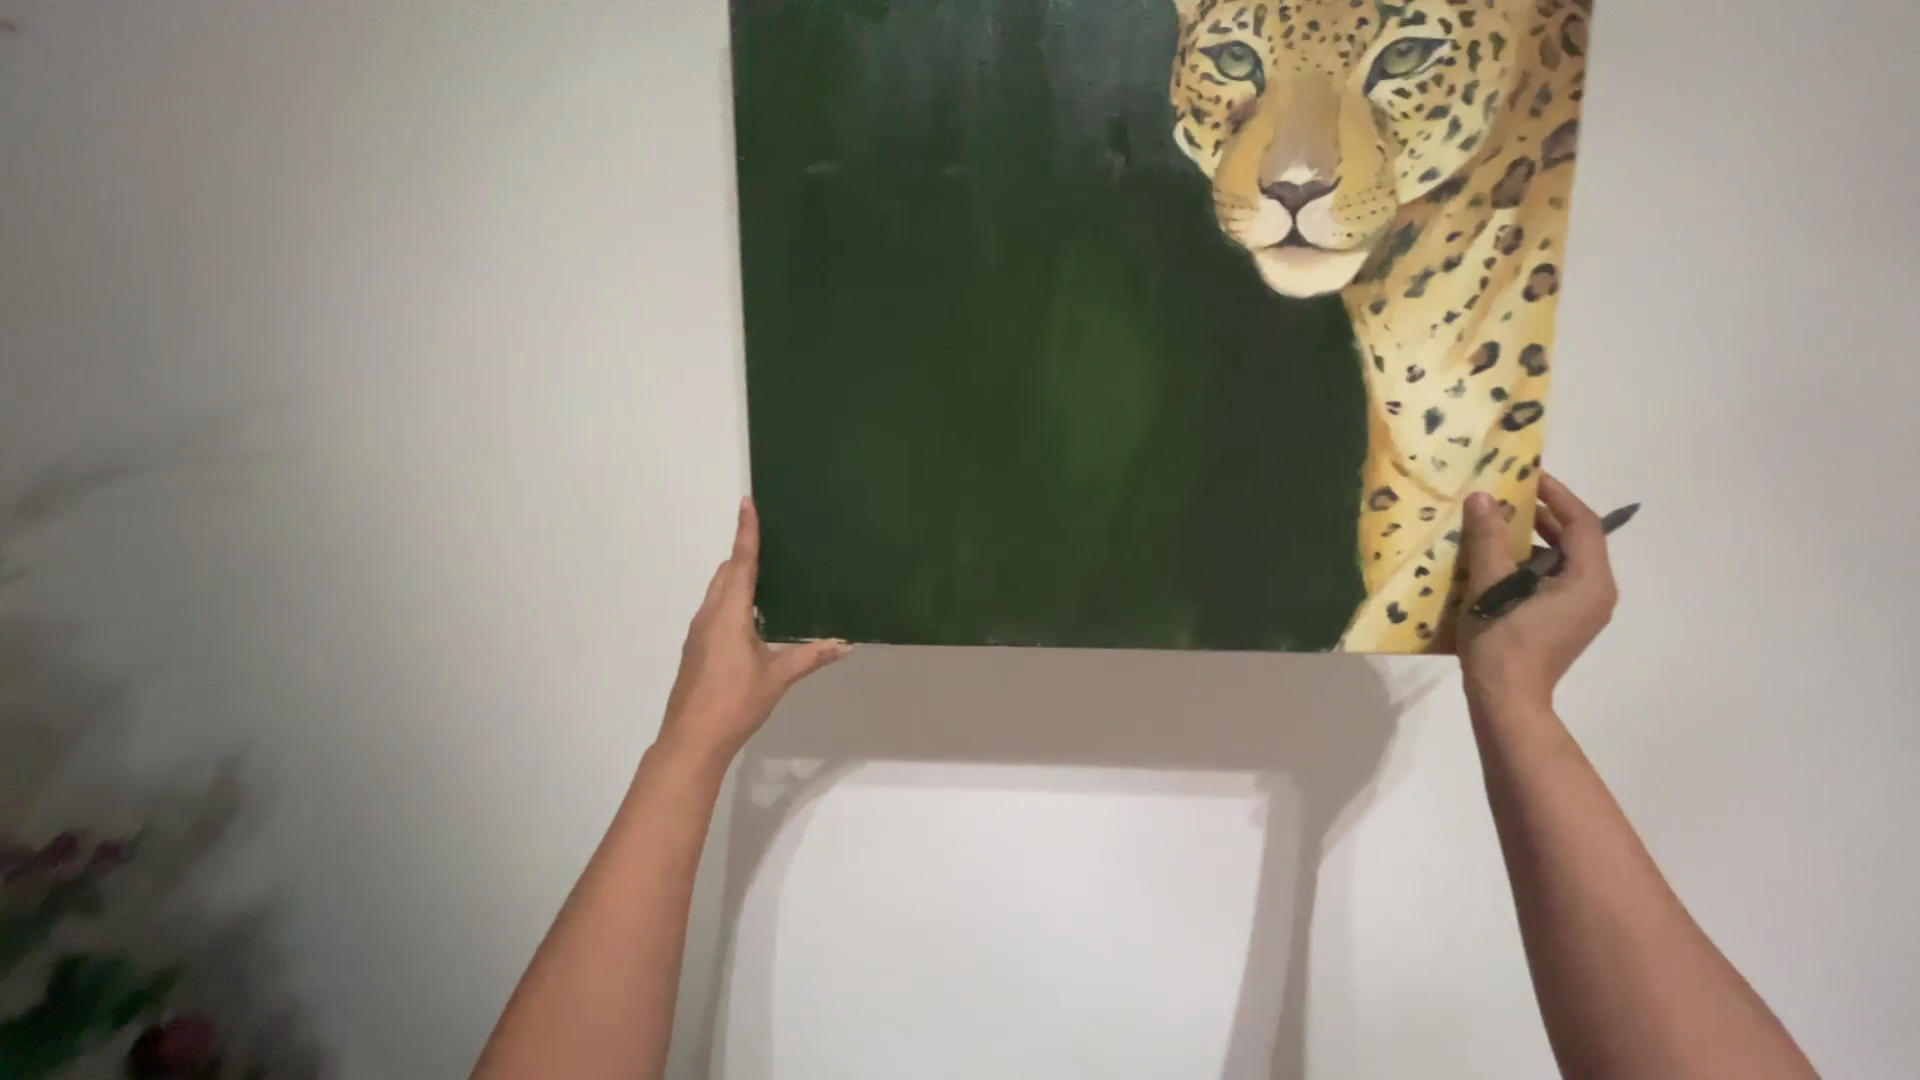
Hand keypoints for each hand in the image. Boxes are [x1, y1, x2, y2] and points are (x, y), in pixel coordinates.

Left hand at [657, 497, 849, 764]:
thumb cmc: (735, 703)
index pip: (741, 562)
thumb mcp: (778, 677)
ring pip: (717, 591)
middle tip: (770, 542)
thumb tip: (847, 645)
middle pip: (726, 573)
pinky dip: (731, 600)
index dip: (746, 532)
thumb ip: (811, 656)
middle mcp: (710, 615)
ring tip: (767, 576)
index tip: (747, 503)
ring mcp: (698, 632)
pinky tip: (752, 618)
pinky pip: (714, 609)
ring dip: (736, 577)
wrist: (691, 740)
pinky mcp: (696, 648)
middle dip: (743, 553)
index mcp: (730, 614)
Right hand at [1458, 473, 1618, 714]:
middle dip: (1544, 517)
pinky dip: (1531, 565)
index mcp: (1589, 581)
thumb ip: (1488, 539)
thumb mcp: (1489, 586)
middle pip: (1577, 542)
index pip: (1583, 524)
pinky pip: (1555, 582)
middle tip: (1507, 498)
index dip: (1557, 496)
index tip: (1527, 477)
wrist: (1507, 699)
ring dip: (1534, 541)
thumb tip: (1482, 498)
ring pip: (1564, 563)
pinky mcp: (1565, 623)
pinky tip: (1498, 564)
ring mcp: (1583, 611)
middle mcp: (1597, 593)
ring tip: (1496, 527)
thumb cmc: (1502, 642)